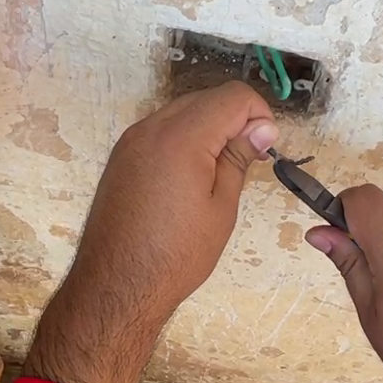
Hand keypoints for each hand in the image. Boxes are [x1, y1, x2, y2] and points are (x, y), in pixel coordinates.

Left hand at [25, 83, 277, 382]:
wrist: (117, 285)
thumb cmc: (177, 254)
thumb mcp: (221, 207)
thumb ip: (239, 158)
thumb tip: (263, 127)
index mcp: (181, 137)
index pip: (233, 97)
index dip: (258, 115)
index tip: (264, 147)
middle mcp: (152, 128)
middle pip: (207, 99)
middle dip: (234, 120)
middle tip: (248, 160)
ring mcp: (131, 140)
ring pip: (183, 111)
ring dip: (209, 128)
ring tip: (219, 172)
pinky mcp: (122, 156)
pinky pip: (162, 130)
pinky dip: (184, 139)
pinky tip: (191, 175)